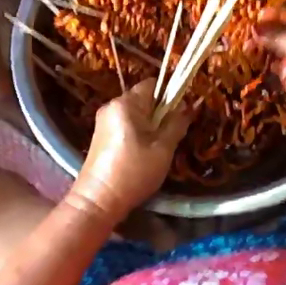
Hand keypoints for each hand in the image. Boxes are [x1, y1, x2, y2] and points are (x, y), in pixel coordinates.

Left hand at [66, 80, 191, 220]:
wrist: (98, 200)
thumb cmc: (133, 172)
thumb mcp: (163, 149)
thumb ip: (176, 123)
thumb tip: (188, 106)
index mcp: (125, 103)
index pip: (152, 84)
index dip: (170, 93)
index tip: (182, 111)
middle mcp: (111, 105)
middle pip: (143, 98)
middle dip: (160, 112)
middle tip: (173, 133)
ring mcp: (103, 121)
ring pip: (135, 113)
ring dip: (150, 124)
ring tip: (160, 146)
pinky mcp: (100, 135)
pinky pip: (125, 124)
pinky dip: (137, 132)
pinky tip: (143, 153)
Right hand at [256, 9, 285, 117]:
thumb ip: (277, 34)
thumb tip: (254, 30)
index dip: (278, 14)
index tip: (259, 14)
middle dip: (267, 30)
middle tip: (248, 29)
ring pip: (278, 48)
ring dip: (263, 44)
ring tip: (245, 42)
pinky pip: (275, 65)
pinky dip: (263, 60)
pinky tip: (249, 55)